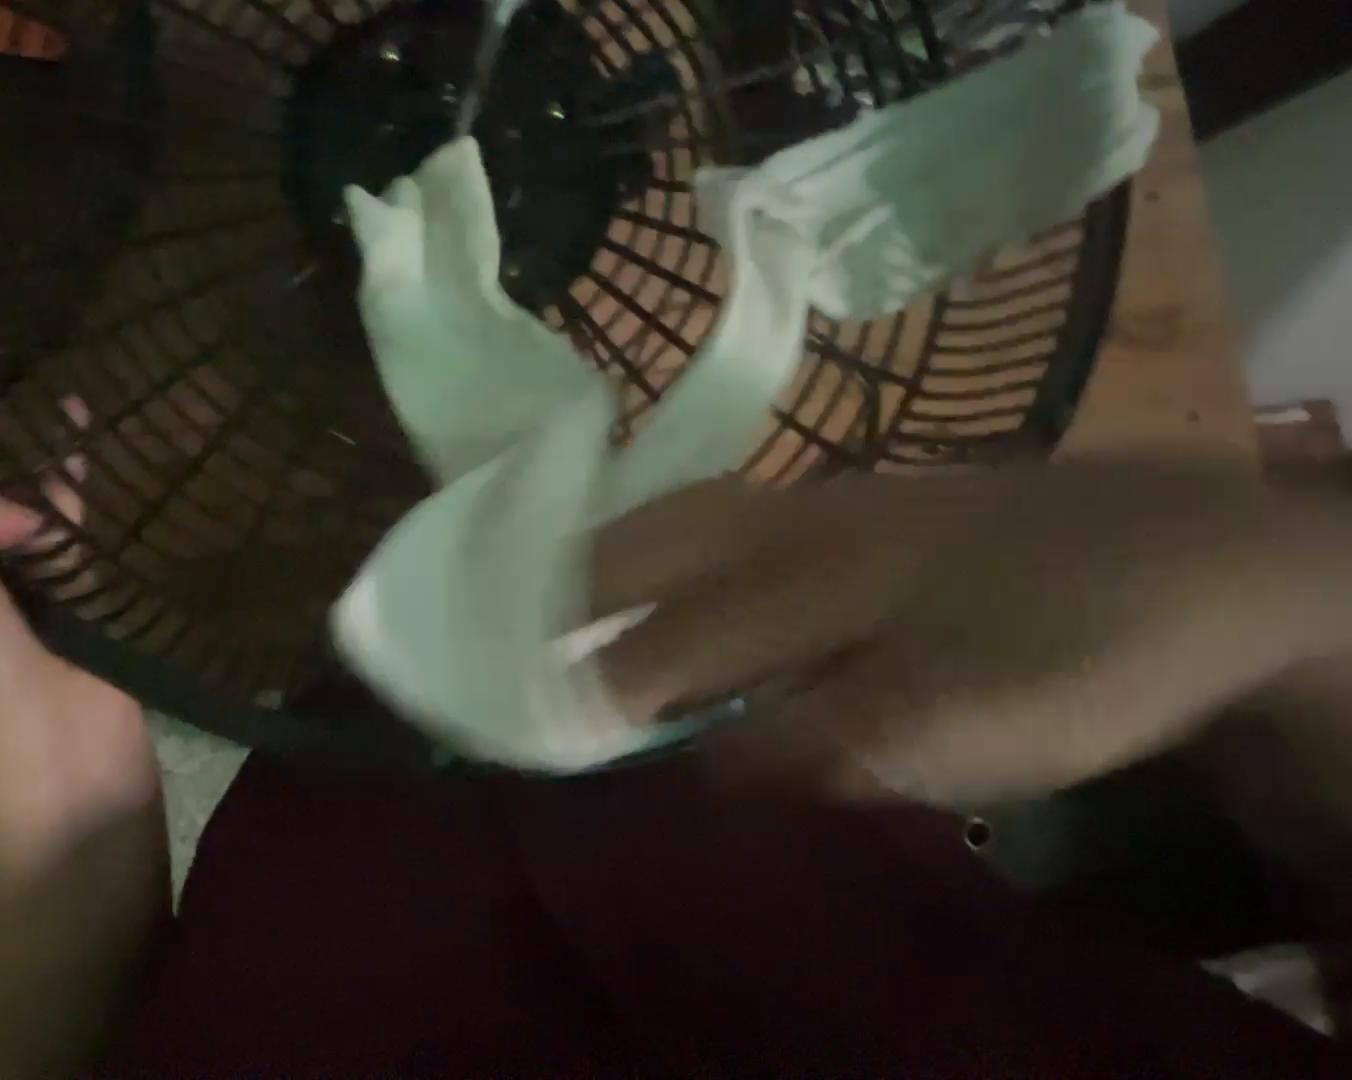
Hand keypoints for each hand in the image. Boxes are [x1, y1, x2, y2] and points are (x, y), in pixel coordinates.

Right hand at [592, 461, 1351, 805]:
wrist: (1200, 558)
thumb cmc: (1073, 653)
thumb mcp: (954, 733)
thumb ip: (813, 748)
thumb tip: (698, 768)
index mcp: (817, 580)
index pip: (678, 639)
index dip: (608, 684)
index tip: (547, 722)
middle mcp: (799, 525)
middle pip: (658, 544)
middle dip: (579, 588)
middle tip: (519, 627)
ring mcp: (823, 501)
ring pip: (687, 516)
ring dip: (617, 553)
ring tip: (565, 590)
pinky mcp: (851, 499)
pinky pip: (727, 511)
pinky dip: (670, 536)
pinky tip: (664, 563)